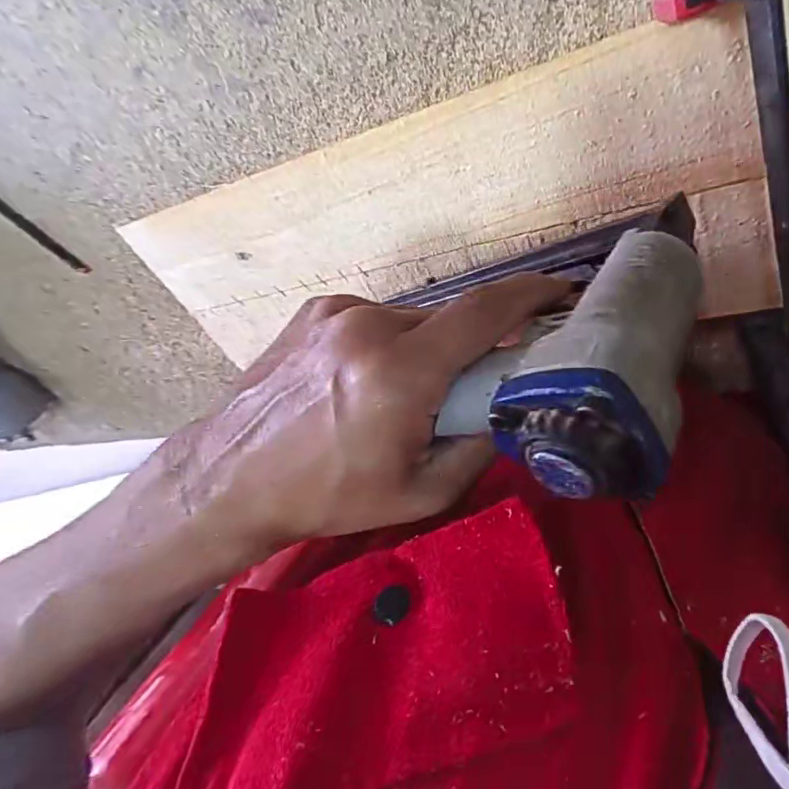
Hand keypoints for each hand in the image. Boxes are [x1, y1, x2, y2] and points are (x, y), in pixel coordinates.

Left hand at [134, 273, 569, 557]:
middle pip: (454, 320)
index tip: (561, 292)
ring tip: (408, 394)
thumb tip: (509, 405)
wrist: (227, 481)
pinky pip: (382, 319)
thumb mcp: (423, 492)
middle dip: (475, 345)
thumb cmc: (328, 496)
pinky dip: (396, 343)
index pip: (484, 313)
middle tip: (471, 385)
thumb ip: (480, 444)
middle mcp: (370, 326)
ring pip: (418, 320)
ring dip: (431, 348)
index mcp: (400, 373)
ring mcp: (339, 312)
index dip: (531, 296)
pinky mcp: (319, 309)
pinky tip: (370, 380)